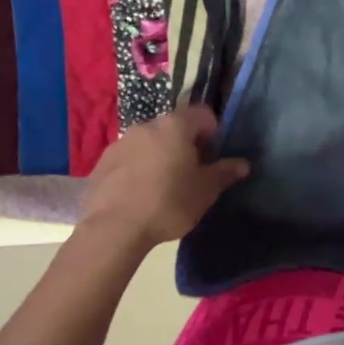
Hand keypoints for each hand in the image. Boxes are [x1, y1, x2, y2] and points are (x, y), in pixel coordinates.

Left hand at [80, 104, 249, 248]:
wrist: (113, 231)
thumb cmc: (168, 203)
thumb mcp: (206, 190)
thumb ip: (225, 172)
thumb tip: (243, 164)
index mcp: (176, 125)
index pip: (203, 114)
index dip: (212, 133)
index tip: (211, 157)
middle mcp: (147, 126)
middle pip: (174, 127)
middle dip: (184, 144)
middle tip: (190, 173)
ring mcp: (120, 143)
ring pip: (149, 142)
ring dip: (159, 155)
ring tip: (161, 186)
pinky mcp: (100, 164)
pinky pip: (127, 159)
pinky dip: (136, 169)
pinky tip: (138, 195)